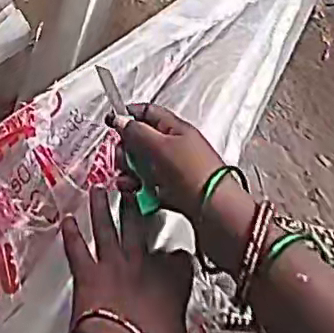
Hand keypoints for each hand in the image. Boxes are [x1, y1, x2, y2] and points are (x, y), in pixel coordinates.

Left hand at [61, 187, 192, 332]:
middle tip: (131, 192)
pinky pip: (75, 246)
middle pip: (137, 229)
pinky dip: (70, 231)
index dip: (181, 256)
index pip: (180, 262)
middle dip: (134, 208)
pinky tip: (67, 219)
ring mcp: (110, 266)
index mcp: (169, 287)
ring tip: (98, 189)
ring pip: (105, 226)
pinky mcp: (85, 272)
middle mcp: (139, 268)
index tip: (181, 252)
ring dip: (101, 206)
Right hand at [108, 104, 226, 218]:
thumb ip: (135, 131)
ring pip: (144, 165)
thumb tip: (119, 119)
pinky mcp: (177, 194)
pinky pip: (151, 186)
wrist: (222, 220)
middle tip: (122, 159)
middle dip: (127, 149)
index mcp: (176, 130)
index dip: (128, 115)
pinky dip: (141, 189)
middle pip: (142, 140)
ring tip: (128, 180)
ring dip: (131, 171)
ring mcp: (177, 172)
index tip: (112, 123)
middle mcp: (177, 148)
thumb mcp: (160, 147)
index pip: (147, 112)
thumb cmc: (195, 177)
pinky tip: (136, 193)